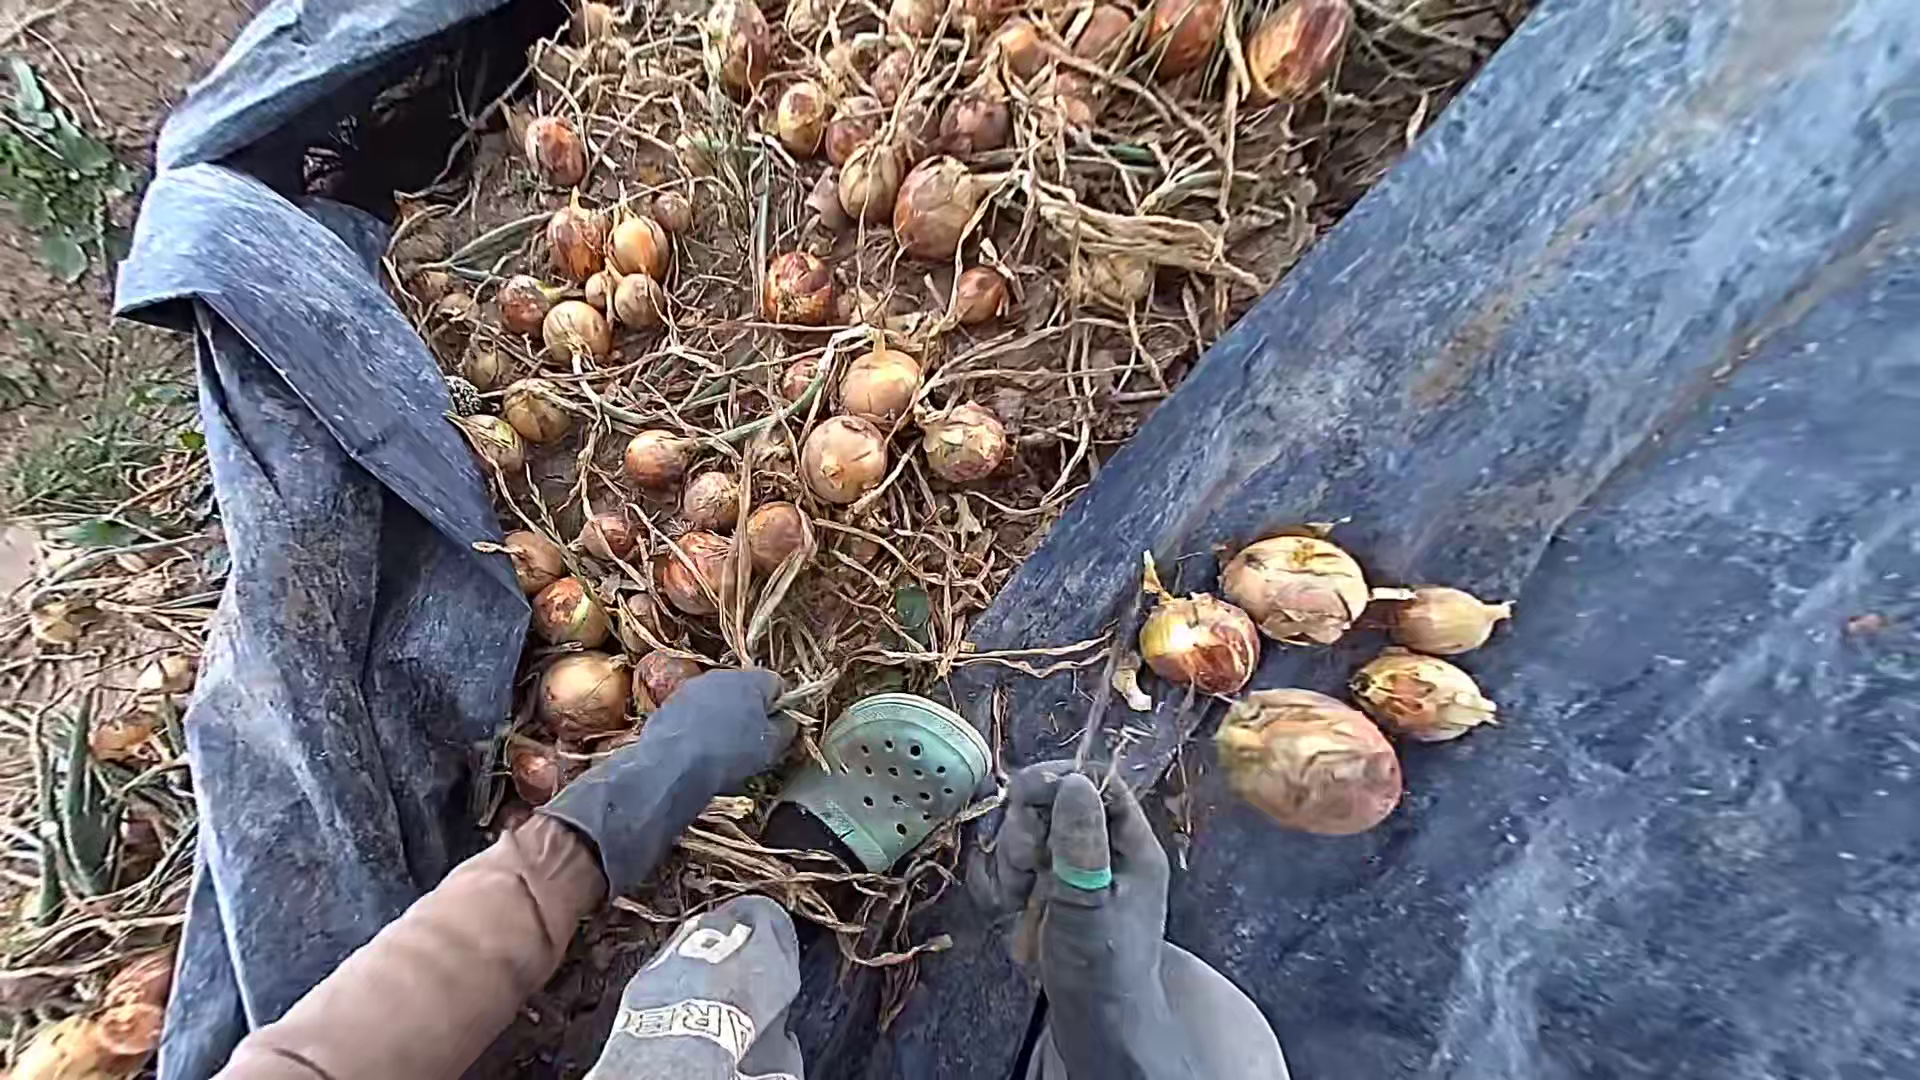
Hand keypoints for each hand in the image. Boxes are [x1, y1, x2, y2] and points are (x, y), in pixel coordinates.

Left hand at [542, 668, 790, 896]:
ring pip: (719, 699)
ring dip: (724, 717)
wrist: (670, 768)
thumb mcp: (772, 746)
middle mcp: (722, 674)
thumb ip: (789, 728)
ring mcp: (692, 688)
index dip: (781, 707)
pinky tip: (698, 750)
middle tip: (752, 741)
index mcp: (752, 679)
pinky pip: (695, 712)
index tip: (777, 730)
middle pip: (747, 689)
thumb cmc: (730, 753)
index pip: (778, 684)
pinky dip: (700, 725)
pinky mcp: (668, 704)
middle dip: (751, 710)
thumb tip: (791, 721)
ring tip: (723, 748)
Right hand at [969, 762, 1195, 1079]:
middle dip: (1026, 824)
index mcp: (1130, 841)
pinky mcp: (1047, 876)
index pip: (1096, 779)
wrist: (1094, 1026)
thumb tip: (1074, 781)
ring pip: (1028, 822)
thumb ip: (1081, 846)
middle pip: (1053, 795)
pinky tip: (1012, 900)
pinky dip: (1005, 872)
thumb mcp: (1091, 908)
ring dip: (1011, 852)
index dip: (1059, 779)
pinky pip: (1014, 851)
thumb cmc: (1103, 973)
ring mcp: (1073, 858)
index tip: (1024, 797)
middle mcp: (1101, 842)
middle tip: (1022, 863)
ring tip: (1020, 893)